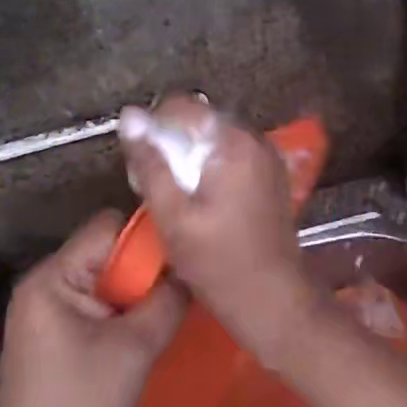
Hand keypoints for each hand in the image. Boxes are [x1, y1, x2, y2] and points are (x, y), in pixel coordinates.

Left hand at [0, 212, 184, 406]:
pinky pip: (95, 304)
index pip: (110, 227)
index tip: (184, 262)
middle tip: (177, 297)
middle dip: (144, 271)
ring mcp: (44, 310)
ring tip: (160, 321)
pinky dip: (121, 314)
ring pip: (104, 280)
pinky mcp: (51, 335)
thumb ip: (169, 298)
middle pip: (107, 251)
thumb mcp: (136, 348)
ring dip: (135, 295)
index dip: (149, 239)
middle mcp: (43, 282)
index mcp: (53, 276)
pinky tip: (139, 340)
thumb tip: (194, 267)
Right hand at [119, 95, 323, 358]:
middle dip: (171, 142)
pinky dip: (209, 167)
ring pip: (214, 138)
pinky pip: (231, 156)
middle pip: (200, 120)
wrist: (275, 301)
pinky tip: (198, 199)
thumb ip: (150, 164)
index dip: (153, 126)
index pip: (183, 106)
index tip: (141, 160)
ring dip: (188, 156)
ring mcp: (267, 157)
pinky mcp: (271, 175)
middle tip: (153, 182)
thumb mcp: (173, 217)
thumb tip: (130, 117)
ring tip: (172, 194)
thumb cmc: (220, 265)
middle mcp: (255, 140)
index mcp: (234, 143)